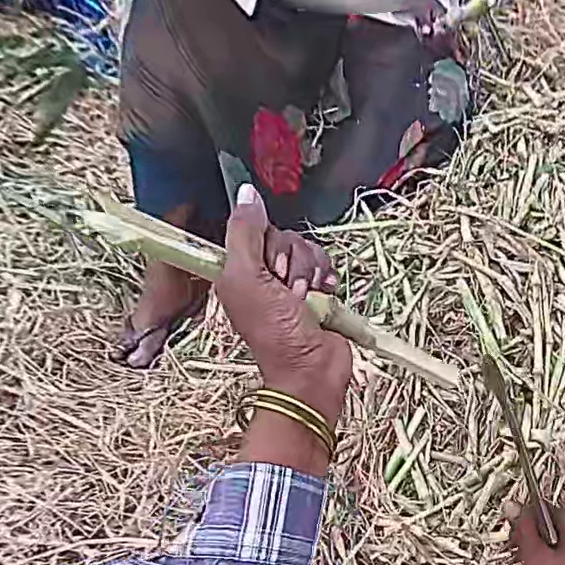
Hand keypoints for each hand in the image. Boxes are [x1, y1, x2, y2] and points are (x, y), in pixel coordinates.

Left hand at [216, 184, 351, 424]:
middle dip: (292, 261)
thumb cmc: (275, 333)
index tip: (268, 268)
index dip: (266, 243)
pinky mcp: (316, 291)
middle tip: (289, 291)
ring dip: (311, 271)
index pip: (253, 228)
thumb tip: (246, 193)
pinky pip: (324, 263)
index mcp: (237, 270)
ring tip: (306, 299)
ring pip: (306, 248)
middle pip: (283, 236)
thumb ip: (244, 234)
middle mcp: (262, 273)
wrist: (312, 370)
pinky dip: (327, 278)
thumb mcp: (247, 279)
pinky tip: (324, 295)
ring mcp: (291, 283)